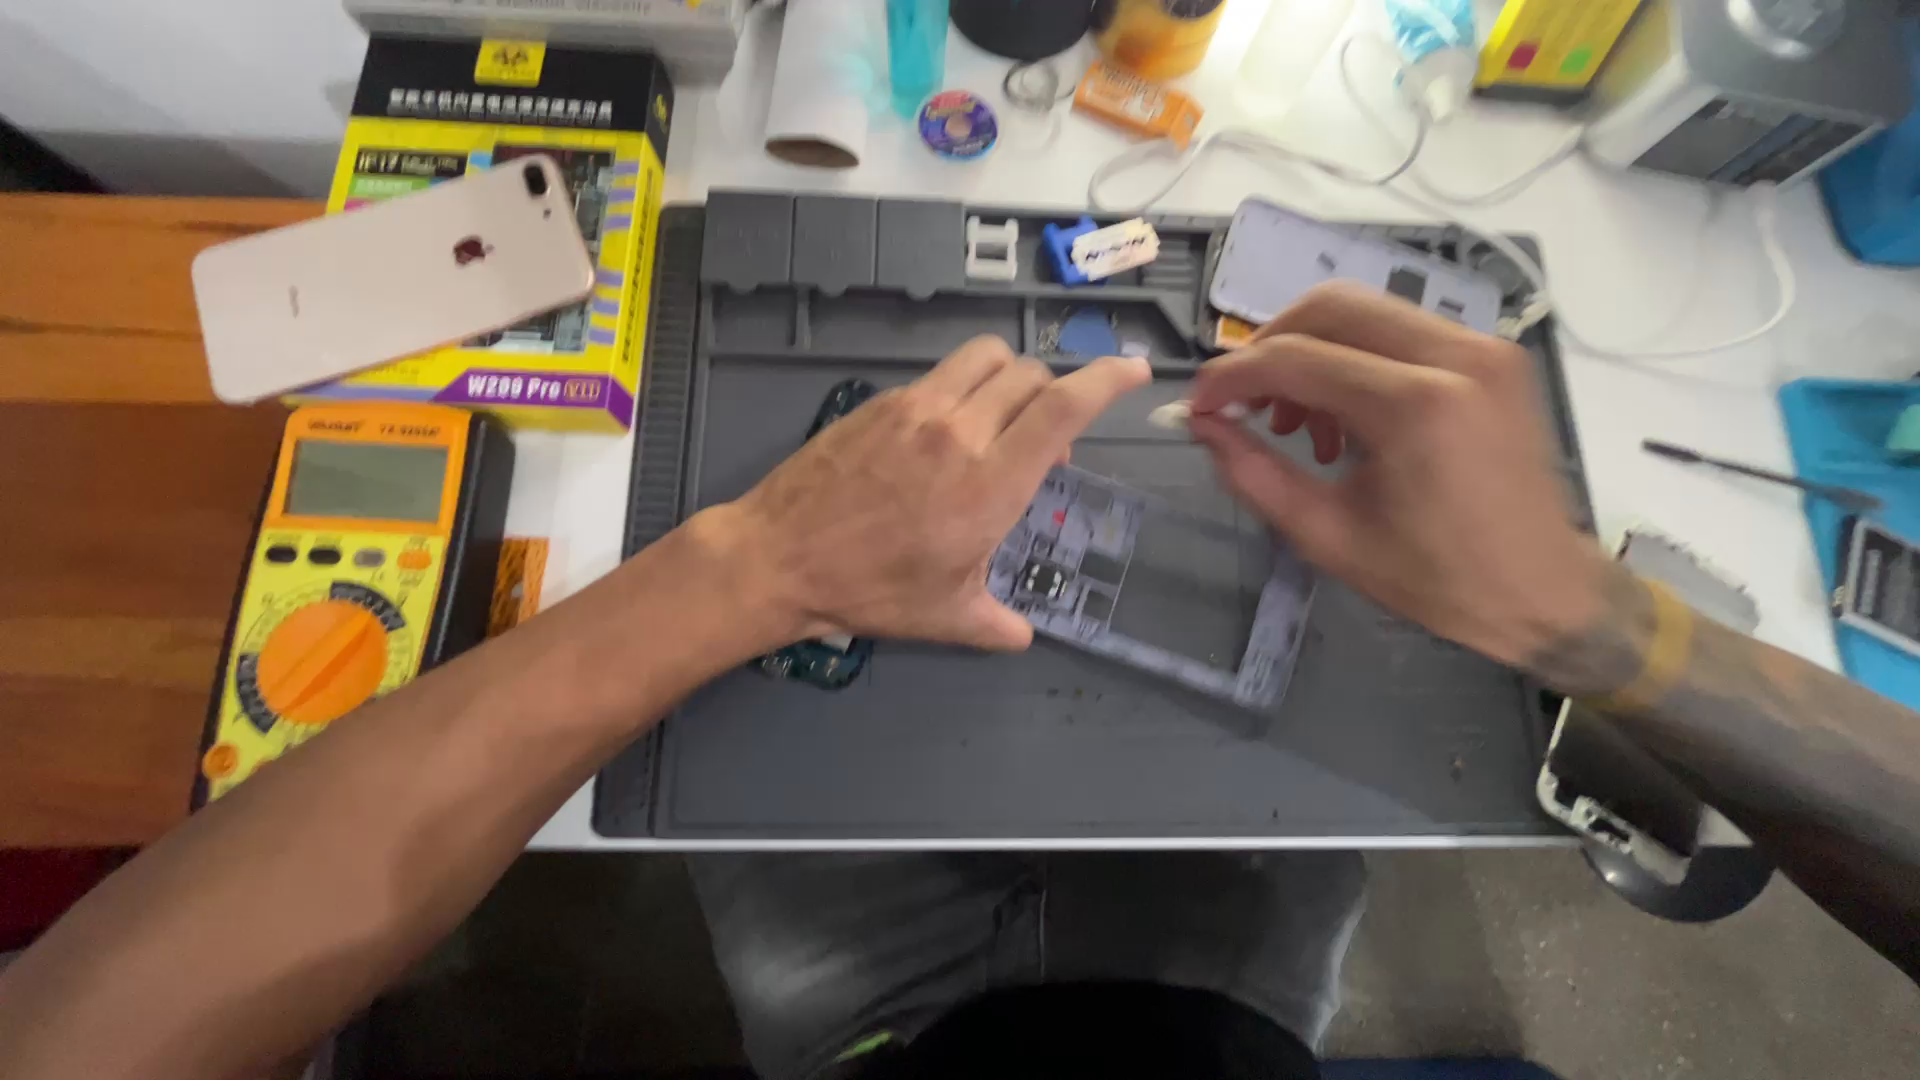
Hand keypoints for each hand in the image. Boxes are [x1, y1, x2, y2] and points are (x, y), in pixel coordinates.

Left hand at [714, 337, 1151, 650]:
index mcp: (990, 482)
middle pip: (1030, 375)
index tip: (1134, 371)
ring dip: (1012, 377)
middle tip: (1045, 443)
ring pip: (986, 358)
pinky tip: (945, 431)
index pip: (1064, 408)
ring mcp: (917, 408)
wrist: (780, 557)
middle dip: (1056, 394)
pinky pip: (941, 374)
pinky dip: (964, 388)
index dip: (1108, 381)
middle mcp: (960, 431)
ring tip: (1002, 418)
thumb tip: (1022, 636)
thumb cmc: (868, 589)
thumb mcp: (945, 617)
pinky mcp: (882, 402)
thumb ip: (997, 624)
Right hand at [1186, 282, 1604, 666]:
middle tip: (1243, 405)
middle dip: (1265, 350)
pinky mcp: (1488, 354)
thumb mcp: (1323, 534)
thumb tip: (1201, 425)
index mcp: (1416, 408)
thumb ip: (1252, 472)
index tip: (1197, 407)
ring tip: (1295, 423)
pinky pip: (1394, 330)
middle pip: (1326, 307)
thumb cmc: (1432, 577)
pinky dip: (1347, 359)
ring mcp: (1479, 347)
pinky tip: (1341, 419)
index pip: (1294, 358)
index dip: (1230, 377)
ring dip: (1306, 353)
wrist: (1543, 589)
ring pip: (1360, 310)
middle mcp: (1453, 356)